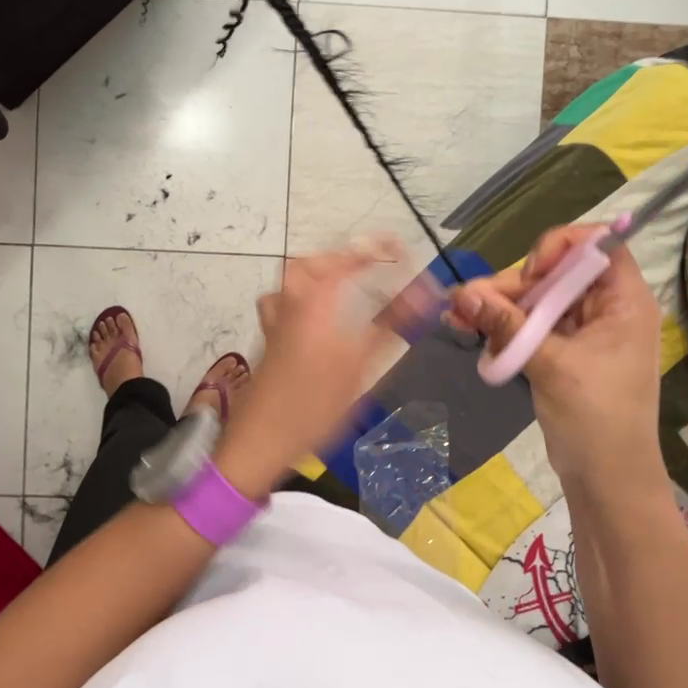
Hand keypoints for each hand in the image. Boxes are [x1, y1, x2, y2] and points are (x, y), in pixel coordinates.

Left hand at [216, 243, 423, 492]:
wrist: (260, 440)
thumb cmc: (315, 405)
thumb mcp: (362, 367)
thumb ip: (393, 324)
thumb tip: (427, 290)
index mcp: (316, 304)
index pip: (345, 261)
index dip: (372, 250)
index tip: (396, 247)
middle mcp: (290, 306)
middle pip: (306, 265)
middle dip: (336, 258)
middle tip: (363, 266)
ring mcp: (273, 326)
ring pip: (287, 284)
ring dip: (312, 276)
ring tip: (338, 285)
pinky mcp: (266, 345)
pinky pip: (278, 305)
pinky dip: (296, 299)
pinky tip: (311, 319)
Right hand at [446, 225, 664, 489]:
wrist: (607, 478)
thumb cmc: (595, 418)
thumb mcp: (548, 365)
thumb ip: (505, 324)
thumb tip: (461, 293)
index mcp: (624, 302)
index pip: (597, 245)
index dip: (559, 249)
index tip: (529, 276)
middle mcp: (606, 308)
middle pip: (554, 274)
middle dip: (509, 286)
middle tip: (464, 302)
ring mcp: (584, 331)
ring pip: (537, 300)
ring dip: (498, 307)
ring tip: (457, 319)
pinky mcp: (564, 352)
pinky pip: (532, 325)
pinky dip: (504, 328)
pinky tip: (474, 334)